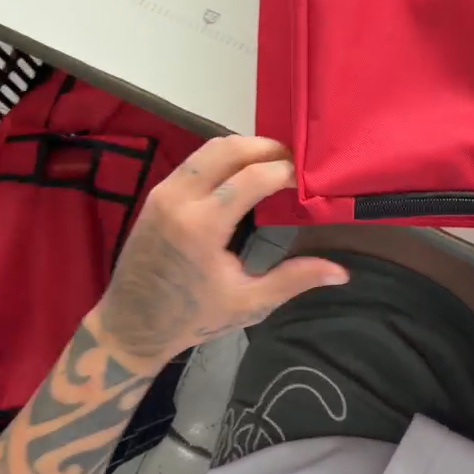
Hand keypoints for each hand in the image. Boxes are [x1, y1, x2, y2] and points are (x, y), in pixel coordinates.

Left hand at [93, 135, 348, 367]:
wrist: (131, 325)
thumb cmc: (192, 317)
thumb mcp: (249, 304)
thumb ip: (294, 279)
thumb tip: (341, 272)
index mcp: (202, 227)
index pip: (252, 177)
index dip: (284, 171)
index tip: (307, 178)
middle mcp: (180, 199)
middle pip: (228, 149)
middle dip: (265, 147)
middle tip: (293, 161)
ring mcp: (164, 192)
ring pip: (209, 149)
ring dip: (243, 148)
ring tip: (272, 162)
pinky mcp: (156, 193)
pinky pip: (194, 161)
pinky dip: (222, 158)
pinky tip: (243, 172)